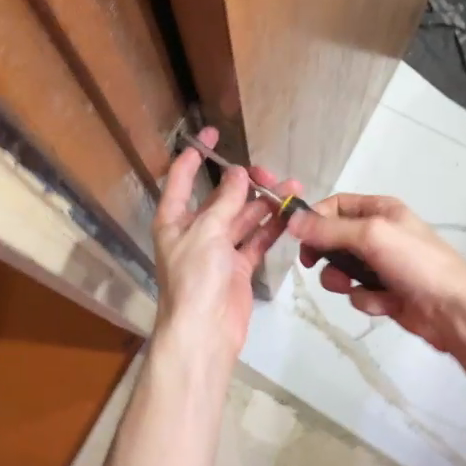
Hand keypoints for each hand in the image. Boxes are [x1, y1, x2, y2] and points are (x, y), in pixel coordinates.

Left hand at [151, 127, 301, 369]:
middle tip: (269, 174)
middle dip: (245, 182)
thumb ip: (225, 201)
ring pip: (244, 217)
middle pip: (221, 197)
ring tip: (292, 189)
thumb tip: (240, 173)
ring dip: (265, 203)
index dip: (194, 154)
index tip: (213, 132)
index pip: (182, 178)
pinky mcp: (238, 267)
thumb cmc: (194, 278)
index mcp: (174, 219)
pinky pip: (256, 239)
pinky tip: (290, 213)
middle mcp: (195, 230)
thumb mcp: (206, 232)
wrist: (203, 333)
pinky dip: (271, 227)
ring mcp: (218, 249)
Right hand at [288, 193, 465, 353]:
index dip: (315, 218)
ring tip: (353, 289)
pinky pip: (360, 294)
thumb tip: (291, 220)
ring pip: (343, 270)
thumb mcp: (371, 236)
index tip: (297, 237)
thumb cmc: (415, 263)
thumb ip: (330, 229)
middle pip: (335, 238)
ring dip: (343, 281)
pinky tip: (385, 304)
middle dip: (326, 254)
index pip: (336, 205)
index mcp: (380, 210)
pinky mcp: (386, 294)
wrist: (455, 312)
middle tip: (312, 265)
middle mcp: (380, 233)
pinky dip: (367, 300)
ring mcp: (384, 266)